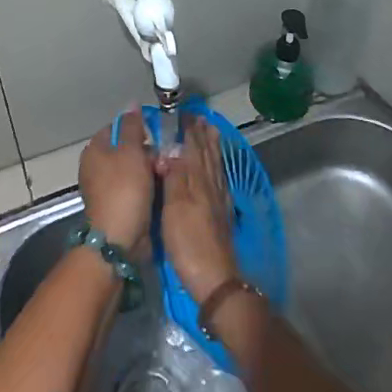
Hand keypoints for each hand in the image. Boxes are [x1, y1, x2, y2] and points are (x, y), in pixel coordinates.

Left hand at [79, 111, 155, 250]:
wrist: (119, 238)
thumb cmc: (124, 190)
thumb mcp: (131, 152)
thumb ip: (132, 127)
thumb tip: (131, 103)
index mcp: (94, 150)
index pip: (117, 128)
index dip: (137, 128)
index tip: (158, 134)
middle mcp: (96, 166)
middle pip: (127, 149)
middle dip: (148, 152)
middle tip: (166, 157)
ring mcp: (105, 187)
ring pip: (134, 170)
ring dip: (151, 171)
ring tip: (167, 173)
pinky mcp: (117, 205)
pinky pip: (136, 189)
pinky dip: (149, 188)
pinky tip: (163, 189)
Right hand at [158, 117, 238, 302]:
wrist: (213, 278)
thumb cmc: (188, 242)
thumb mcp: (175, 206)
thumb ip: (174, 176)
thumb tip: (171, 148)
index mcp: (197, 181)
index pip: (193, 149)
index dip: (188, 131)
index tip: (183, 114)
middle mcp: (210, 186)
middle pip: (207, 155)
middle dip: (202, 136)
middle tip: (199, 118)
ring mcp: (218, 202)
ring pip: (214, 167)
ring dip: (211, 148)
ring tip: (209, 133)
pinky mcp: (220, 216)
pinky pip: (218, 181)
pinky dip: (215, 168)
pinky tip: (214, 170)